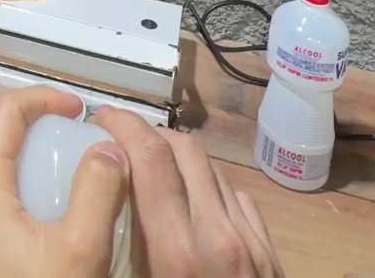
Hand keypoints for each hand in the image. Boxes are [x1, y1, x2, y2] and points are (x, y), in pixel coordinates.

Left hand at [0, 86, 131, 277]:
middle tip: (79, 134)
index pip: (7, 110)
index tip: (81, 107)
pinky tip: (51, 210)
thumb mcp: (79, 251)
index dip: (45, 97)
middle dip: (40, 125)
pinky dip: (20, 186)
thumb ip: (98, 190)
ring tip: (70, 170)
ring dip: (30, 157)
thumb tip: (109, 147)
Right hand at [93, 108, 282, 277]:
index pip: (151, 155)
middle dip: (148, 132)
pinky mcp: (273, 257)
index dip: (124, 123)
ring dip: (177, 157)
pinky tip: (191, 204)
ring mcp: (253, 246)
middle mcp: (220, 237)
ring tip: (151, 168)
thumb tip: (101, 191)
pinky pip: (236, 197)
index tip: (101, 117)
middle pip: (183, 148)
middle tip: (120, 138)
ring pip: (211, 168)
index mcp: (177, 253)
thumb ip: (126, 243)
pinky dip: (207, 186)